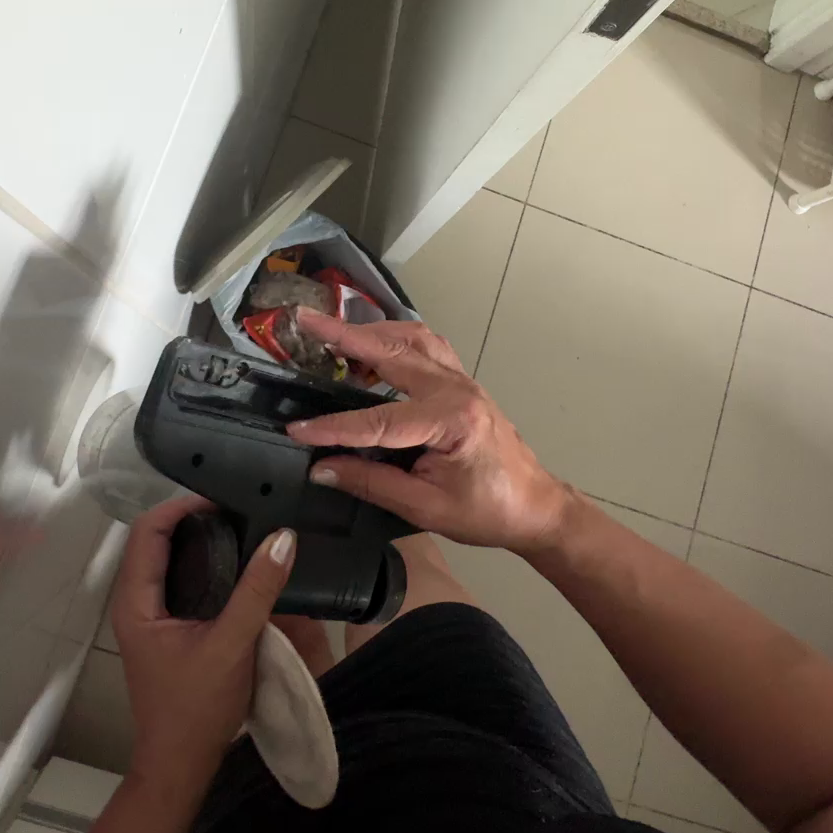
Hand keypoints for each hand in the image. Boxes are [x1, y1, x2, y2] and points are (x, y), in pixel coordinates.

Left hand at [108, 496, 296, 797]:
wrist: (182, 764)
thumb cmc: (197, 707)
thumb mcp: (232, 644)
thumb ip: (257, 590)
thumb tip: (283, 538)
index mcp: (136, 602)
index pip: (147, 531)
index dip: (180, 506)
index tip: (221, 498)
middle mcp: (135, 602)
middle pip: (156, 539)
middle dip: (193, 517)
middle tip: (237, 508)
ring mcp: (150, 615)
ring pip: (168, 558)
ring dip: (199, 539)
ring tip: (241, 526)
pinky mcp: (168, 626)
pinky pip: (181, 577)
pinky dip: (204, 561)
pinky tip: (237, 561)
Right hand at [286, 310, 575, 553]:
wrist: (535, 505)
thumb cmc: (488, 511)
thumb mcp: (426, 507)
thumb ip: (372, 483)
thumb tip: (323, 468)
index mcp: (451, 421)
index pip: (378, 421)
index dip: (333, 428)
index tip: (297, 430)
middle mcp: (456, 389)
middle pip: (392, 352)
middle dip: (344, 335)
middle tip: (306, 321)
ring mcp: (461, 379)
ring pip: (410, 338)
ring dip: (370, 331)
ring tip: (333, 331)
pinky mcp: (462, 381)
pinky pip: (426, 346)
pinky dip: (395, 339)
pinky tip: (374, 346)